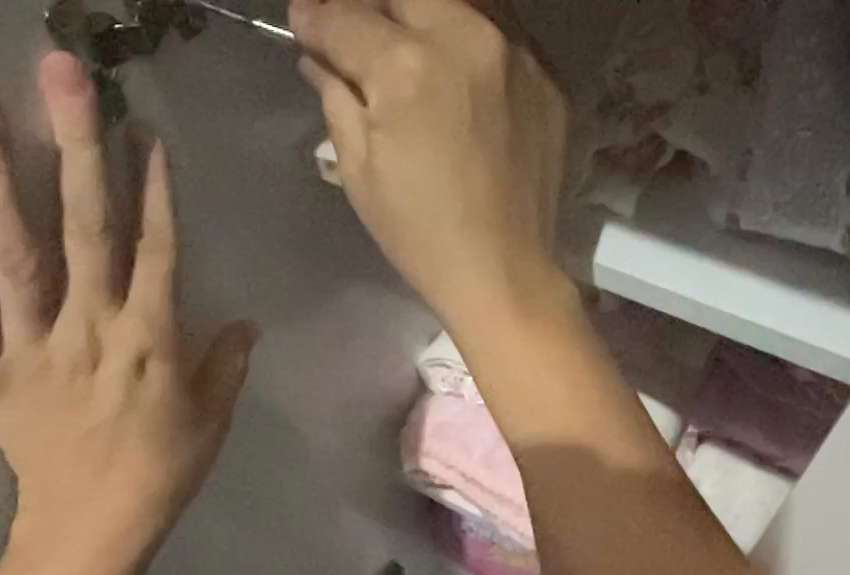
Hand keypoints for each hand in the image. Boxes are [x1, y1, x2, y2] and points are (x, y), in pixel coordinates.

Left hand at [0, 53, 255, 574]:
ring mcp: (34, 346)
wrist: (94, 530)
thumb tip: (244, 322)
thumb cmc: (162, 475)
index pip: (158, 252)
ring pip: (13, 253)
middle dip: (79, 150)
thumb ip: (225, 366)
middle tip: (63, 73)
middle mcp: (93, 328)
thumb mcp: (212, 422)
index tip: (145, 132)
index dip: (155, 192)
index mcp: (152, 342)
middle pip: (87, 229)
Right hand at [291, 0, 568, 329]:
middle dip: (373, 9)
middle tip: (359, 38)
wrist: (504, 273)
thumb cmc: (420, 236)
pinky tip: (460, 92)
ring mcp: (515, 56)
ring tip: (411, 62)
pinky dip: (470, 56)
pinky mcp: (547, 81)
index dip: (314, 18)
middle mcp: (465, 39)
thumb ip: (337, 100)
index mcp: (406, 67)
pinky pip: (499, 45)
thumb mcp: (360, 174)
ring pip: (457, 9)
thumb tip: (319, 60)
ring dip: (425, 23)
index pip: (345, 18)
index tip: (301, 21)